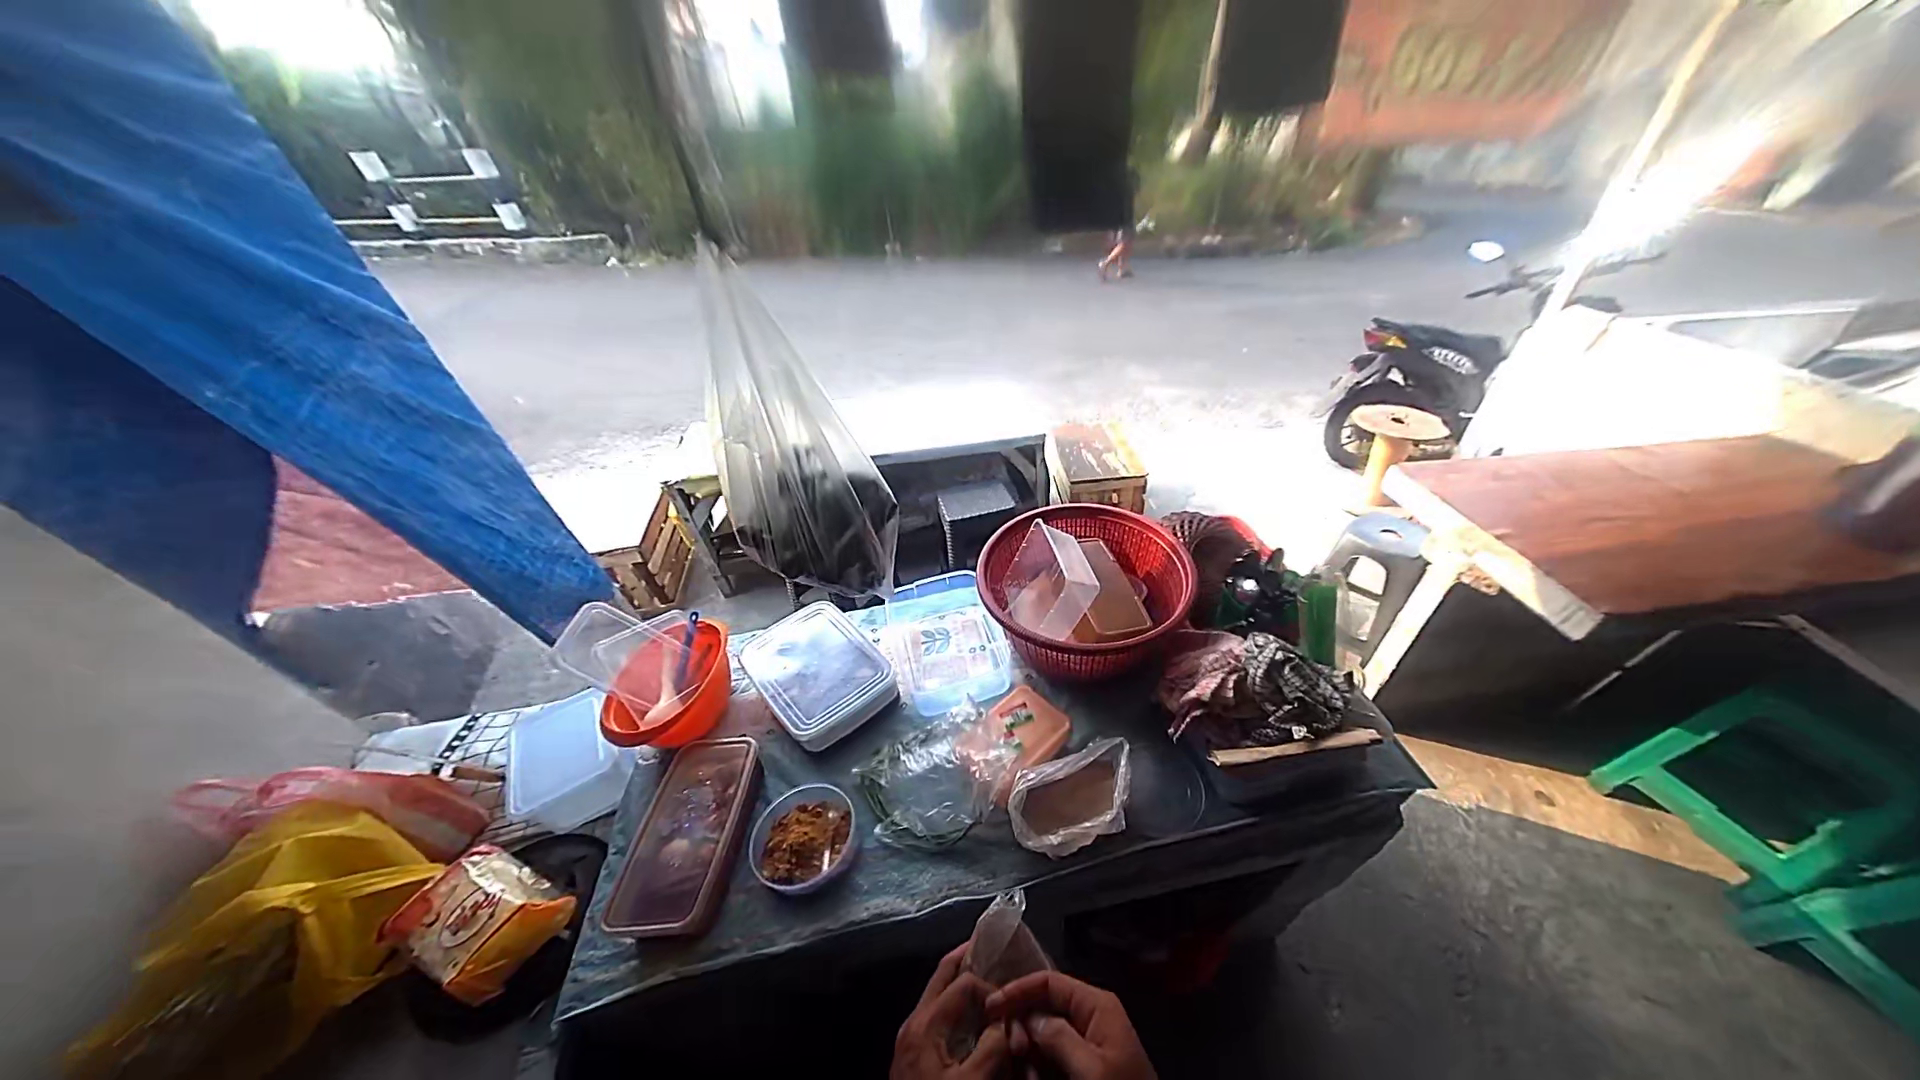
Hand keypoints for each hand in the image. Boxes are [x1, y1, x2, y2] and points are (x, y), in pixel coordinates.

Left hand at [892, 944, 1010, 1079]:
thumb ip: (992, 1048)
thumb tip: (1006, 1024)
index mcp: (925, 1023)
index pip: (963, 982)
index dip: (990, 987)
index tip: (1009, 1007)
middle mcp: (913, 1021)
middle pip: (942, 973)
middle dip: (967, 958)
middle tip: (991, 949)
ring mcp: (909, 1035)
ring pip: (937, 992)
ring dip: (961, 983)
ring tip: (986, 984)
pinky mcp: (911, 1051)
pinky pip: (935, 1013)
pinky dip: (954, 1006)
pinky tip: (971, 1019)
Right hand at [987, 971, 1155, 1079]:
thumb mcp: (1090, 1069)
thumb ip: (1058, 1036)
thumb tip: (1029, 1018)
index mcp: (1097, 1005)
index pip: (1049, 981)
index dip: (1018, 989)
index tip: (991, 1006)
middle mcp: (1092, 1015)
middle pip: (1046, 1004)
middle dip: (1023, 1022)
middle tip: (1007, 1046)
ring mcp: (1090, 1040)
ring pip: (1047, 1031)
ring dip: (1029, 1046)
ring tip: (1018, 1064)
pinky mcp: (1087, 1064)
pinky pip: (1055, 1053)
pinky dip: (1039, 1063)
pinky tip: (1030, 1076)